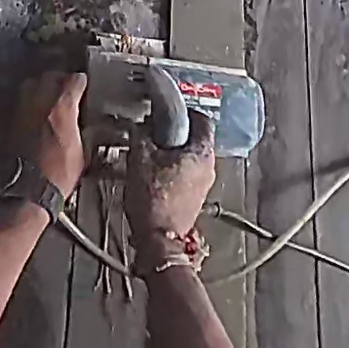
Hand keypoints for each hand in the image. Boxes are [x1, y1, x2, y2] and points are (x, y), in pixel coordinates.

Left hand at [14, 72, 87, 197]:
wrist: (26, 190)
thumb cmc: (57, 175)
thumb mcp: (80, 152)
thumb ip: (79, 129)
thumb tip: (79, 124)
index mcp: (62, 108)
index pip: (74, 81)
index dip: (80, 82)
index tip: (82, 84)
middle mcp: (40, 102)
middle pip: (49, 77)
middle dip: (59, 80)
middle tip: (65, 88)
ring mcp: (21, 110)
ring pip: (30, 84)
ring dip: (40, 87)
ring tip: (47, 97)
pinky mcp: (8, 120)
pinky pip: (19, 102)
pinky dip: (27, 103)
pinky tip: (33, 113)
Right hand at [124, 111, 215, 267]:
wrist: (157, 239)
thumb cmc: (153, 199)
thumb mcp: (139, 157)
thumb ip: (141, 134)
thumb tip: (140, 125)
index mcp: (202, 153)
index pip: (201, 118)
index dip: (182, 109)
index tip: (166, 108)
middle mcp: (209, 167)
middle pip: (194, 138)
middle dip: (173, 132)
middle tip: (152, 128)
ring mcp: (203, 184)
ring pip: (188, 156)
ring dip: (171, 151)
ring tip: (148, 150)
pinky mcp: (194, 197)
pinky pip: (185, 173)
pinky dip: (171, 167)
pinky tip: (151, 171)